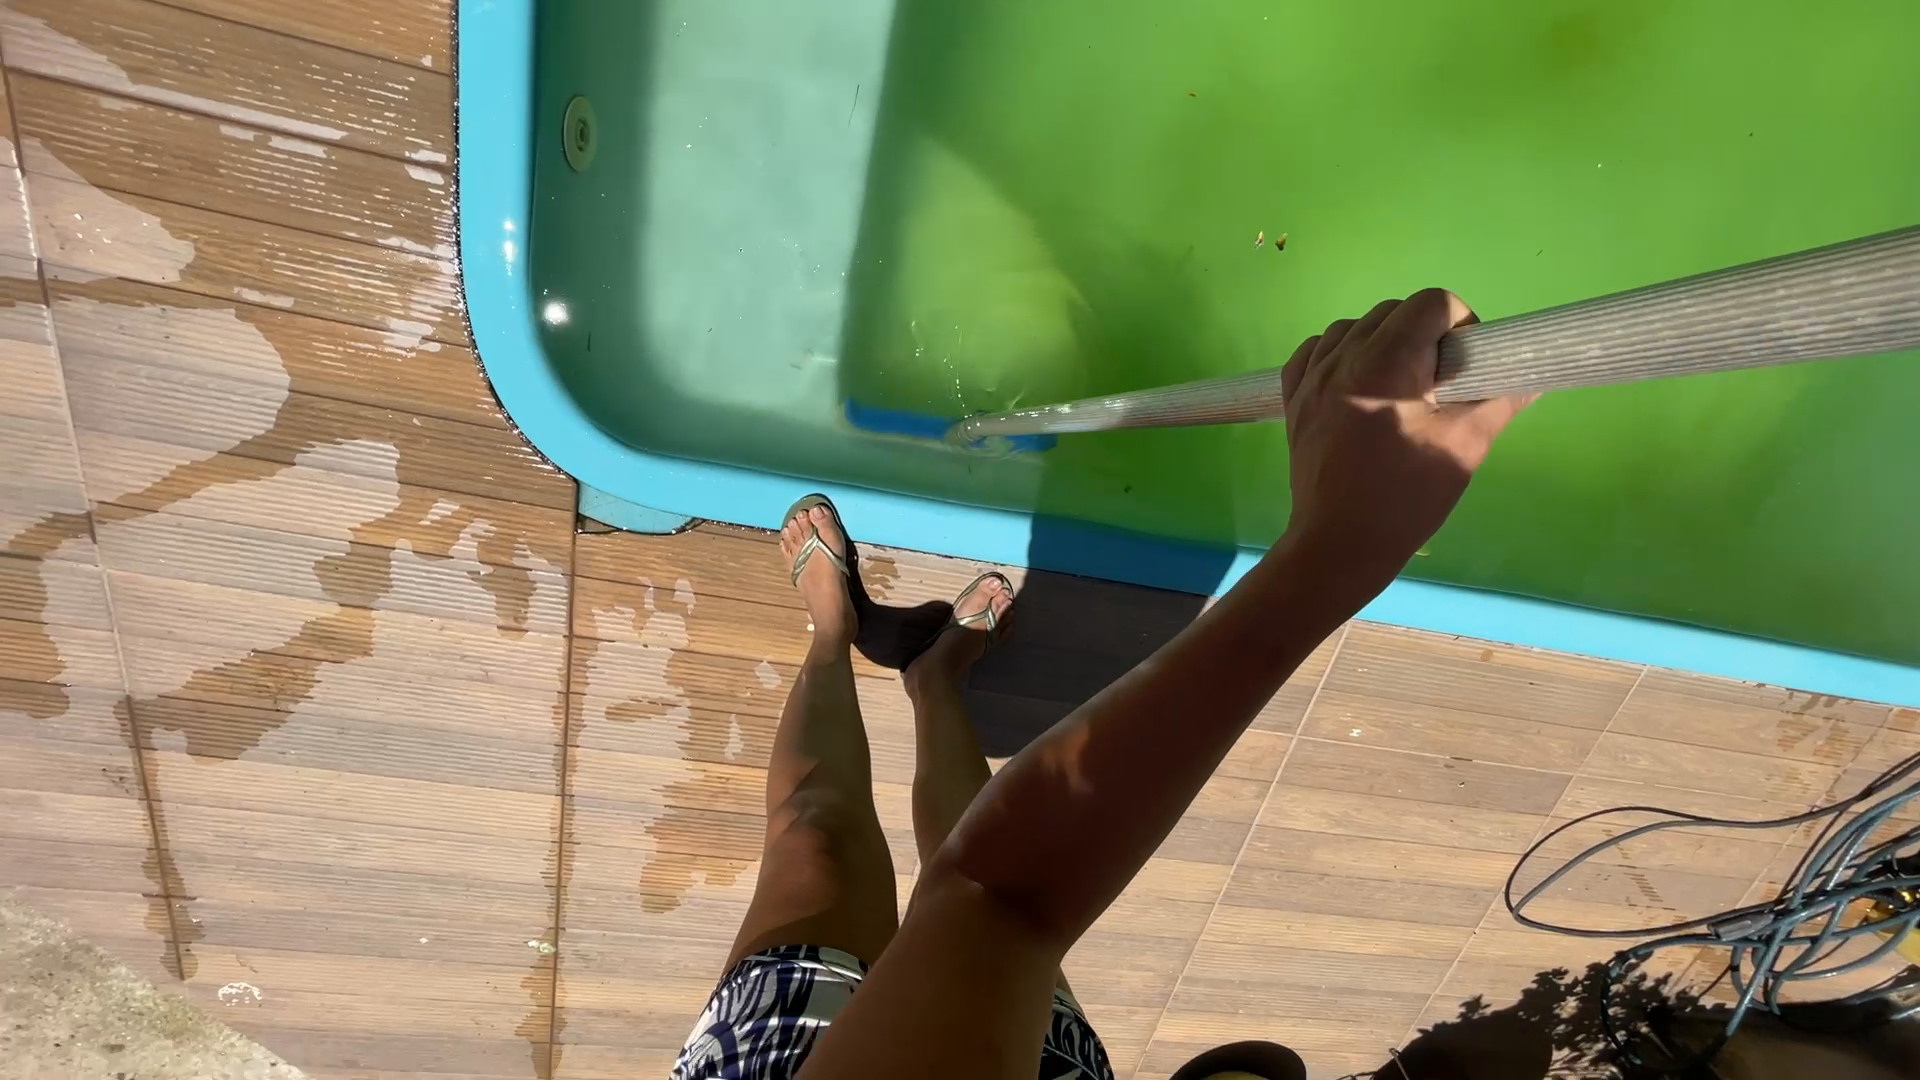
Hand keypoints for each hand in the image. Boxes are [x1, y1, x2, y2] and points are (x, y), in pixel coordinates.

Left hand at [1278, 288, 1534, 582]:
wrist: (1339, 541)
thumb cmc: (1405, 497)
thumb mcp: (1465, 444)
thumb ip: (1500, 398)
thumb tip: (1532, 374)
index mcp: (1382, 364)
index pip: (1428, 304)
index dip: (1458, 322)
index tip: (1466, 362)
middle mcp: (1338, 362)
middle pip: (1389, 312)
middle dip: (1422, 332)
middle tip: (1438, 379)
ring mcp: (1308, 382)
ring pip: (1349, 328)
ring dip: (1379, 340)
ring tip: (1398, 383)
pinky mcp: (1292, 403)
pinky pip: (1312, 354)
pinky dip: (1336, 354)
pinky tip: (1355, 381)